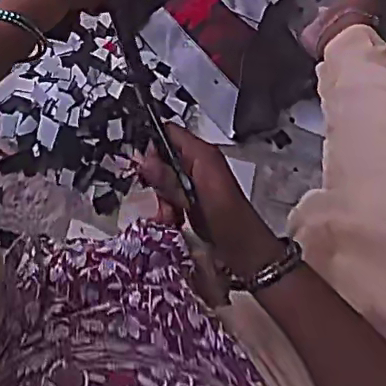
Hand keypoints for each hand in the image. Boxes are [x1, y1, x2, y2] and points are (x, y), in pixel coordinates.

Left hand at [0, 0, 106, 33]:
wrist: (13, 30)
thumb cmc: (31, 4)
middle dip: (79, 1)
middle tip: (92, 9)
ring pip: (58, 5)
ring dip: (71, 14)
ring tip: (79, 22)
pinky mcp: (27, 17)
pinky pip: (50, 18)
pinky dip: (60, 23)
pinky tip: (67, 30)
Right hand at [134, 123, 284, 280]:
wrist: (248, 255)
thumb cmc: (228, 224)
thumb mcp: (193, 199)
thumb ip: (168, 178)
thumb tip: (144, 159)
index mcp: (202, 153)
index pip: (168, 131)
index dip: (150, 140)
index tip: (138, 160)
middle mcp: (199, 161)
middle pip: (162, 155)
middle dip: (154, 175)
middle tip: (156, 194)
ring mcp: (196, 179)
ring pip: (164, 176)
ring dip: (161, 195)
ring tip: (168, 213)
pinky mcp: (194, 195)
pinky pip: (171, 191)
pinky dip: (168, 204)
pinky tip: (173, 218)